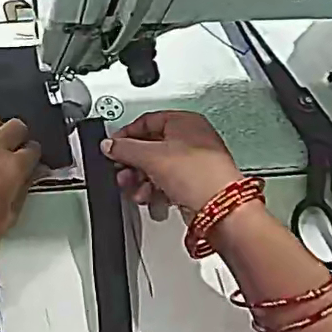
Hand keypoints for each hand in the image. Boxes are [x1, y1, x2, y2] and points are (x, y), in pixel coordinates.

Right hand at [101, 110, 243, 219]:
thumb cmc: (199, 175)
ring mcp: (194, 162)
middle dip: (132, 163)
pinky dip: (155, 190)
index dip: (126, 135)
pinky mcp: (195, 183)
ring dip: (141, 180)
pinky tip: (150, 198)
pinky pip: (167, 182)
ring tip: (136, 188)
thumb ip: (124, 149)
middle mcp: (192, 139)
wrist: (221, 209)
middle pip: (150, 146)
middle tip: (123, 171)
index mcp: (185, 122)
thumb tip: (109, 145)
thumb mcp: (150, 156)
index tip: (113, 147)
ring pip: (157, 167)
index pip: (146, 121)